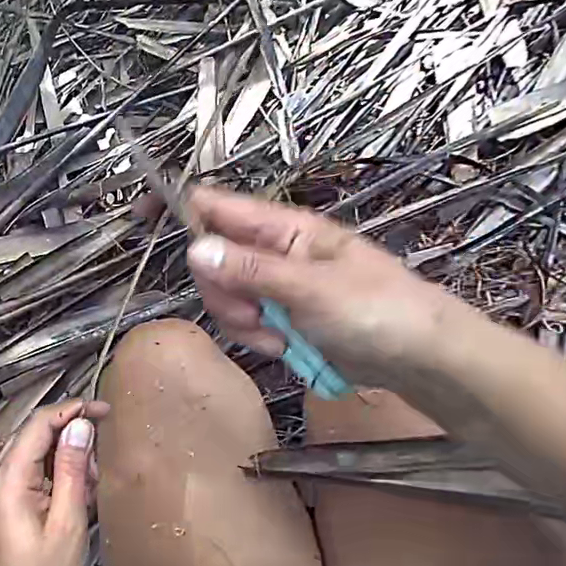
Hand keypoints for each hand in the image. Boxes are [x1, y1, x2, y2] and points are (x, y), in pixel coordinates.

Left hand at [0, 399, 110, 565]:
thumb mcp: (68, 521)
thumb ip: (72, 469)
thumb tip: (80, 427)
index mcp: (8, 479)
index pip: (39, 423)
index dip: (72, 410)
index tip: (101, 410)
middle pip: (35, 434)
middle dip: (72, 437)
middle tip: (100, 456)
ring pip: (35, 452)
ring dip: (66, 458)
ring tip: (90, 484)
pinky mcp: (5, 501)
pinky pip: (32, 471)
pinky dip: (56, 474)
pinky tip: (76, 494)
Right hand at [183, 186, 474, 389]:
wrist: (422, 360)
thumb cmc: (379, 311)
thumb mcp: (313, 288)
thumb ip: (251, 269)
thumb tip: (195, 248)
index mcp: (284, 229)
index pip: (218, 205)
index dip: (180, 206)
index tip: (142, 216)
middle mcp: (273, 251)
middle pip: (211, 259)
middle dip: (223, 292)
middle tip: (254, 313)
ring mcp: (274, 284)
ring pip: (224, 295)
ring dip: (242, 321)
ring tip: (279, 335)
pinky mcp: (278, 314)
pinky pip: (243, 321)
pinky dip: (256, 337)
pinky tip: (285, 345)